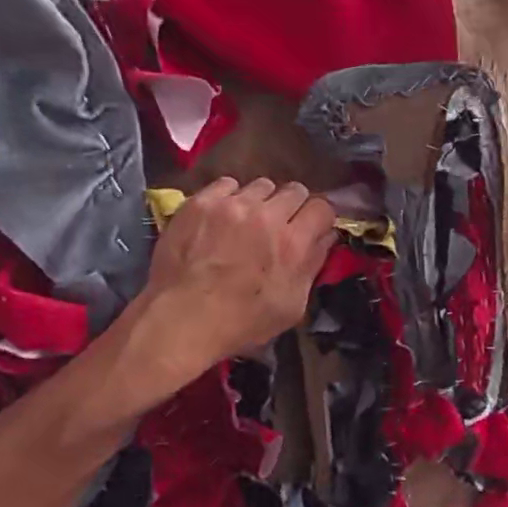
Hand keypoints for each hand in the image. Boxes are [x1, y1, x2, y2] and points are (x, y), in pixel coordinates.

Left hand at [137, 177, 337, 371]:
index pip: (322, 207)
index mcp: (294, 242)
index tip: (312, 228)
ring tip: (248, 221)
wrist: (181, 318)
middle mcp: (267, 215)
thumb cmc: (241, 322)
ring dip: (261, 201)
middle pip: (294, 190)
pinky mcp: (202, 202)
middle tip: (279, 226)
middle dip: (292, 207)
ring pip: (261, 185)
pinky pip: (227, 184)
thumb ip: (313, 266)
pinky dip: (230, 196)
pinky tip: (222, 216)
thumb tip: (325, 238)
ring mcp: (232, 204)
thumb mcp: (292, 307)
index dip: (319, 218)